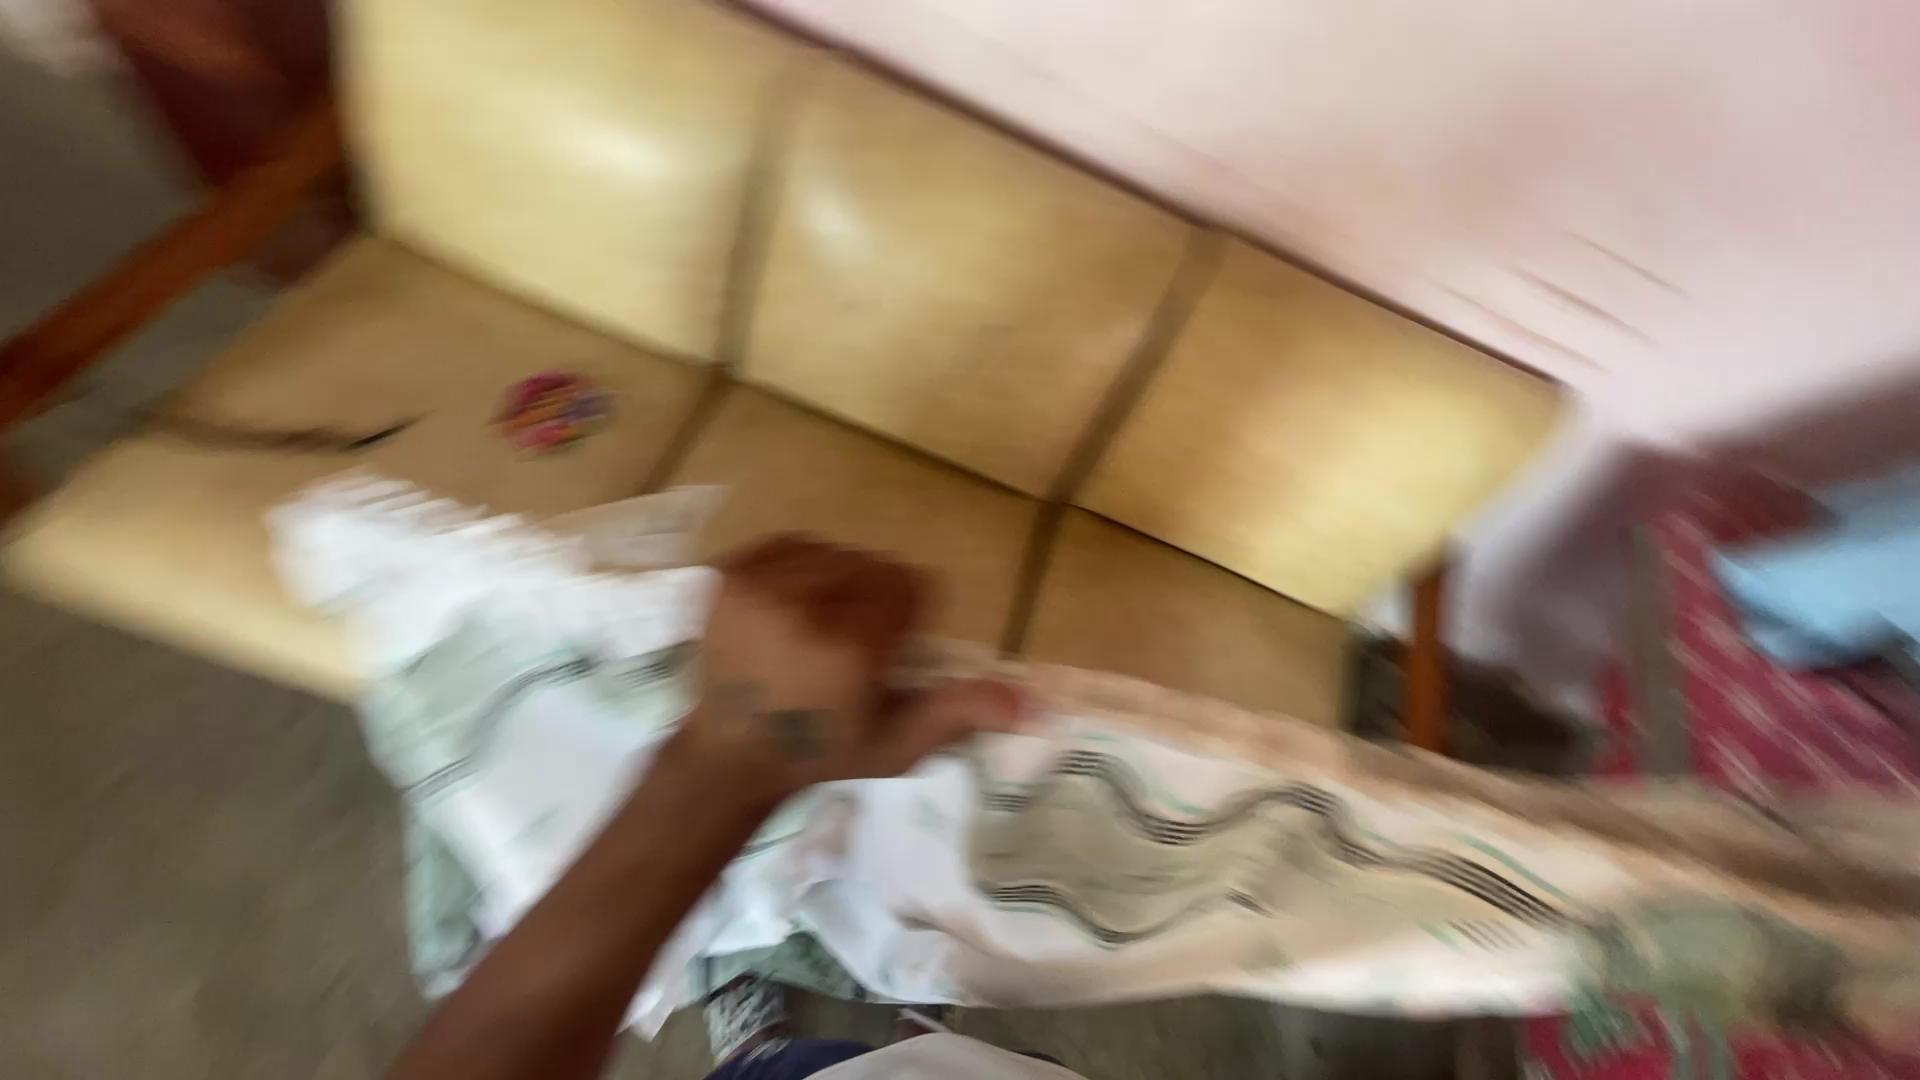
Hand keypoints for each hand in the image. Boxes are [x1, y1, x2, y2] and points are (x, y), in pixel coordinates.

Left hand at [677, 535, 1023, 800]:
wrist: (728, 753)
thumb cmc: (821, 752)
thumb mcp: (897, 745)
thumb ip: (958, 712)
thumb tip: (1031, 702)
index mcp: (846, 649)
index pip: (908, 586)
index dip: (906, 616)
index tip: (887, 647)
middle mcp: (799, 609)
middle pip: (871, 565)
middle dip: (874, 598)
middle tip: (853, 639)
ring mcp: (755, 588)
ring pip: (833, 551)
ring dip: (837, 581)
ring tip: (820, 623)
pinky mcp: (726, 575)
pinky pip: (790, 546)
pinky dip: (799, 570)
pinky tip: (790, 607)